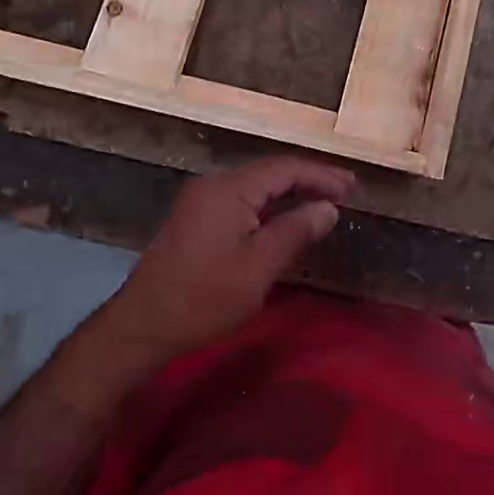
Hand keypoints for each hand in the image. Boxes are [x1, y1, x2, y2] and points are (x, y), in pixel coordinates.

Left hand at [98, 157, 353, 365]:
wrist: (141, 326)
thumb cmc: (204, 298)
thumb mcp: (259, 267)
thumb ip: (296, 231)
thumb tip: (328, 208)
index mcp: (229, 188)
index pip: (285, 168)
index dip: (321, 175)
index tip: (352, 187)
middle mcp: (213, 183)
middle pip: (270, 172)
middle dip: (308, 180)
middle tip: (344, 192)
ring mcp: (200, 198)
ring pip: (255, 185)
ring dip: (289, 192)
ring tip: (322, 203)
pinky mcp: (194, 216)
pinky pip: (240, 198)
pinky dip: (268, 204)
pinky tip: (284, 218)